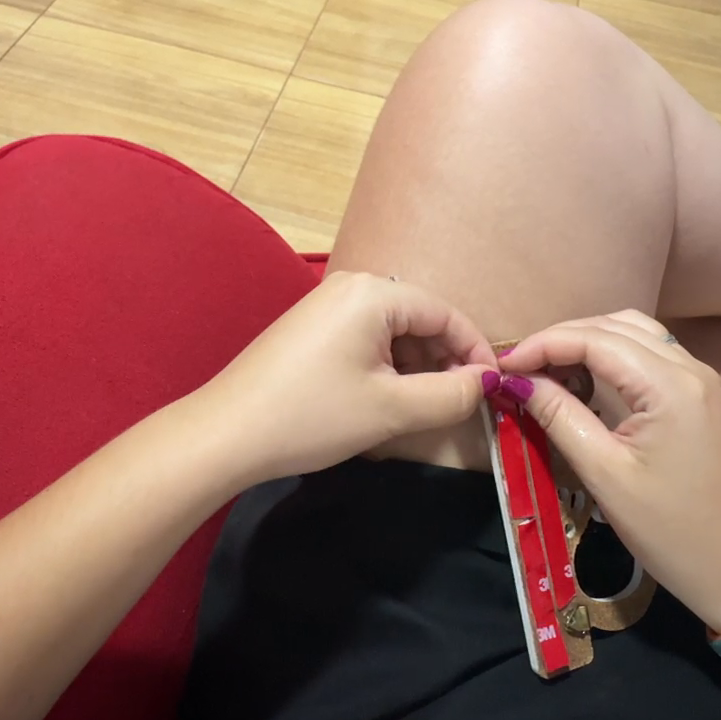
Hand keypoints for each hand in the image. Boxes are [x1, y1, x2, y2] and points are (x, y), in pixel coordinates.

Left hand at [194, 272, 496, 483]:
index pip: (445, 313)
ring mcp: (327, 304)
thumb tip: (486, 382)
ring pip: (392, 331)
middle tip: (457, 404)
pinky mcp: (311, 326)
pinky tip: (385, 399)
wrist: (227, 433)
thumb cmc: (314, 415)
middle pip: (418, 319)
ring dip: (415, 367)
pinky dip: (385, 366)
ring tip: (421, 409)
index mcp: (374, 293)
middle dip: (443, 361)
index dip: (474, 351)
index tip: (493, 389)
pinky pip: (365, 338)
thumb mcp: (392, 409)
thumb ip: (450, 394)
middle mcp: (351, 286)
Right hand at [498, 311, 720, 632]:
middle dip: (561, 339)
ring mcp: (700, 379)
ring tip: (548, 369)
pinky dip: (612, 353)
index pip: (593, 339)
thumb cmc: (675, 531)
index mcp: (669, 385)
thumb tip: (518, 380)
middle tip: (520, 368)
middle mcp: (689, 368)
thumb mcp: (607, 476)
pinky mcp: (701, 394)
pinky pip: (650, 352)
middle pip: (612, 326)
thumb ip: (560, 417)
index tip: (504, 366)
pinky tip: (587, 376)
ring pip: (633, 331)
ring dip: (586, 341)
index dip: (543, 345)